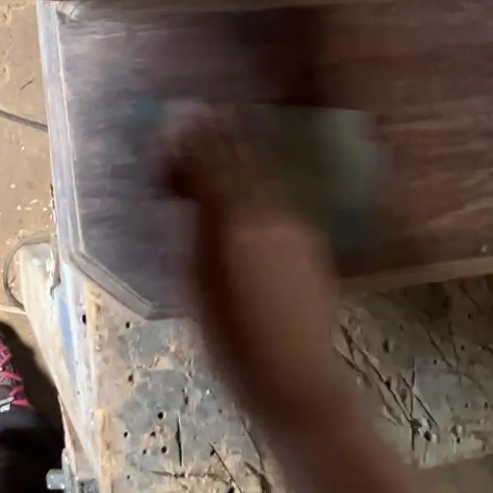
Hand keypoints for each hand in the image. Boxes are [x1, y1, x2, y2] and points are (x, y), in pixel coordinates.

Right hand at [165, 105, 350, 429]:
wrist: (296, 381)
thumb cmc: (232, 343)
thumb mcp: (197, 288)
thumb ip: (194, 234)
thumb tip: (187, 196)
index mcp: (235, 226)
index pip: (212, 168)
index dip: (195, 142)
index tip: (181, 119)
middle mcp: (269, 216)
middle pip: (242, 162)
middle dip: (222, 134)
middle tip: (206, 111)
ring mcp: (295, 228)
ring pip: (265, 176)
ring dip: (244, 150)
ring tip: (228, 128)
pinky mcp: (310, 243)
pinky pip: (279, 196)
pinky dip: (261, 178)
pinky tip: (253, 176)